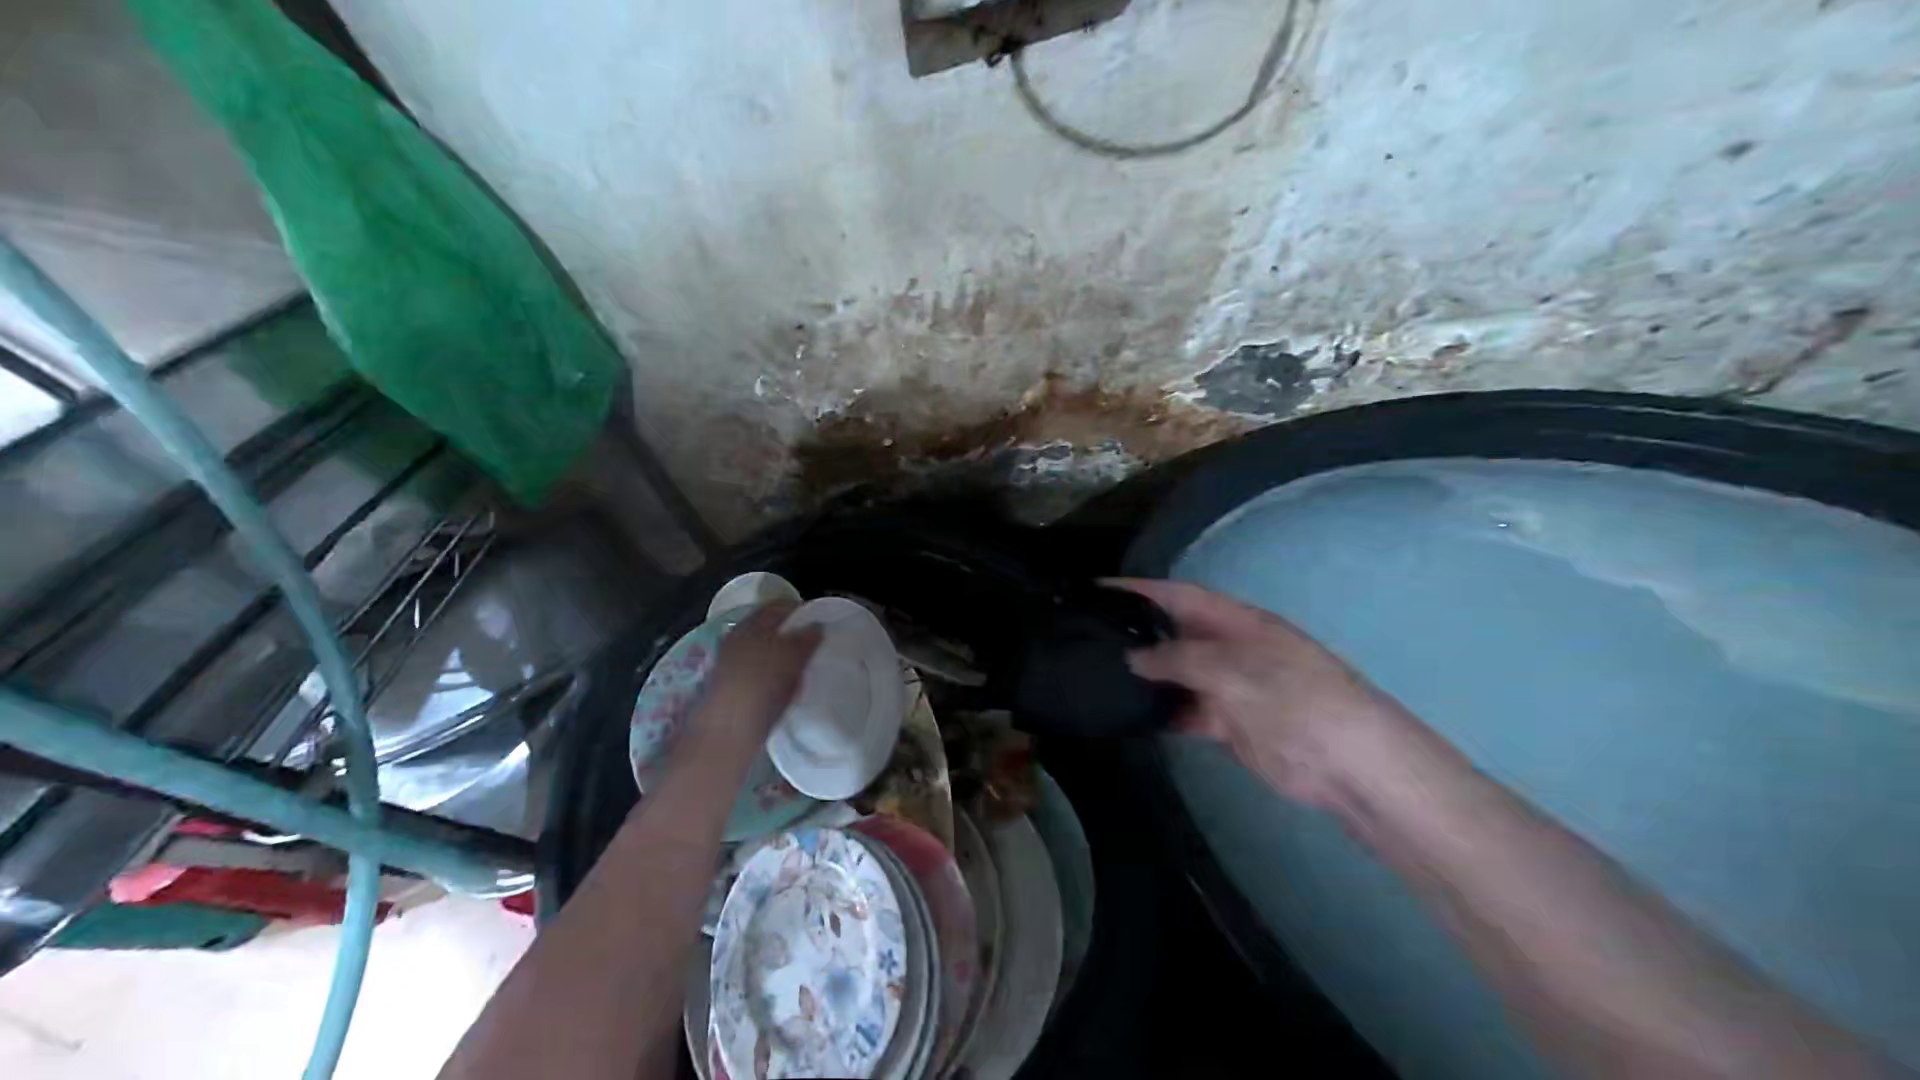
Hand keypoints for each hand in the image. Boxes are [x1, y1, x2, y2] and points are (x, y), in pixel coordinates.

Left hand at [697, 602, 822, 747]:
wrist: (726, 734)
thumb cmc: (761, 690)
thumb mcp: (791, 659)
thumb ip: (806, 639)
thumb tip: (817, 626)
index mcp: (752, 626)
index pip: (779, 606)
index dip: (801, 610)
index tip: (820, 620)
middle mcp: (737, 639)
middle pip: (769, 627)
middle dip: (791, 631)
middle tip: (814, 642)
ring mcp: (729, 662)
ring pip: (762, 648)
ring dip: (782, 653)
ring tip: (803, 665)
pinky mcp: (728, 685)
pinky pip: (757, 669)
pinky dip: (773, 671)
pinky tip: (786, 686)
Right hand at [1111, 579, 1424, 810]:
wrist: (1345, 762)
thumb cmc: (1293, 697)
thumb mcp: (1232, 668)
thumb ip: (1178, 659)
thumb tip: (1131, 657)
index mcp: (1234, 622)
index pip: (1177, 596)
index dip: (1138, 590)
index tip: (1096, 590)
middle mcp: (1227, 648)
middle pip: (1173, 633)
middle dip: (1135, 632)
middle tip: (1085, 636)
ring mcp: (1227, 686)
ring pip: (1175, 675)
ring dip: (1144, 676)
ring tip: (1095, 674)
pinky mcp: (1227, 723)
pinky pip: (1184, 711)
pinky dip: (1160, 712)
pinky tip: (1128, 713)